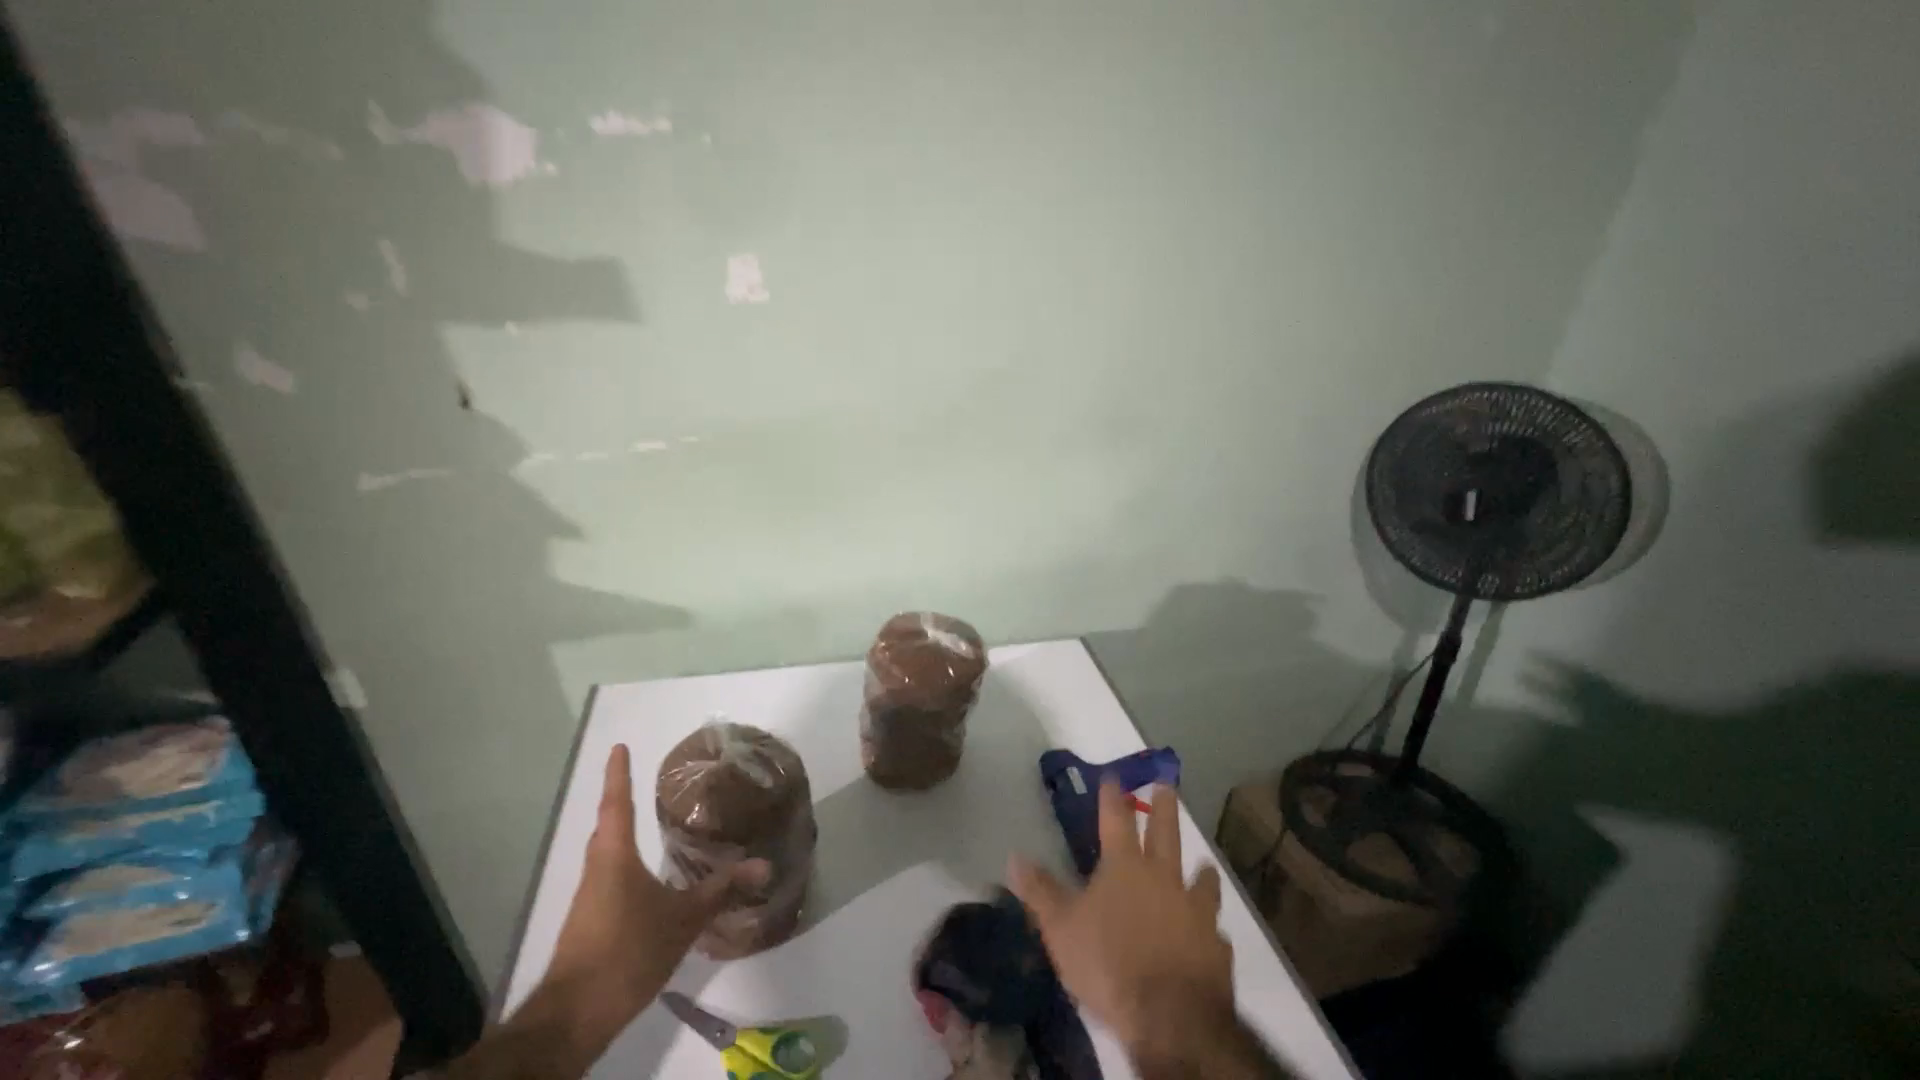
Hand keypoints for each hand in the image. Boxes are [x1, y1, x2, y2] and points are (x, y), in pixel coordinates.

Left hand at [547, 744, 765, 1011]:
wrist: (577, 1011)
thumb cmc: (629, 950)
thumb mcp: (684, 919)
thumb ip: (721, 890)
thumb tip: (763, 866)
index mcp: (614, 857)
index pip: (616, 804)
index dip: (618, 775)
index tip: (618, 748)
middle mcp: (596, 870)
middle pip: (606, 829)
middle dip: (619, 805)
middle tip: (636, 785)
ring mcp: (588, 898)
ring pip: (606, 858)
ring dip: (621, 840)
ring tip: (645, 830)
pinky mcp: (587, 924)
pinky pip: (608, 883)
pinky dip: (625, 871)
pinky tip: (645, 886)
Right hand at [1007, 779, 1232, 1056]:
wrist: (1170, 1016)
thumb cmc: (1107, 963)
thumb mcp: (1060, 928)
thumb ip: (1040, 891)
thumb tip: (1015, 856)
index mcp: (1125, 867)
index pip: (1116, 820)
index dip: (1112, 797)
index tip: (1113, 777)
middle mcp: (1165, 879)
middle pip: (1166, 834)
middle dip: (1164, 807)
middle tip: (1168, 784)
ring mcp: (1196, 911)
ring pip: (1201, 880)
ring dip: (1200, 871)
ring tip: (1203, 865)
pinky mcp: (1215, 946)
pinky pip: (1213, 931)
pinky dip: (1208, 929)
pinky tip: (1208, 936)